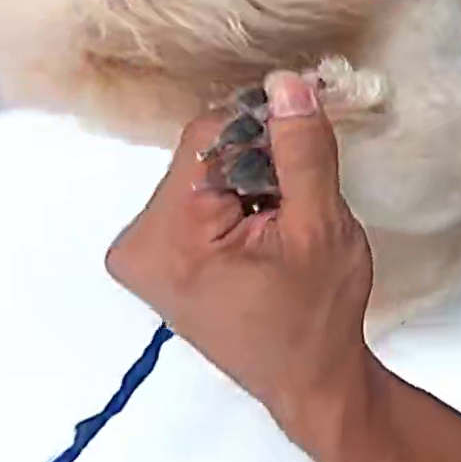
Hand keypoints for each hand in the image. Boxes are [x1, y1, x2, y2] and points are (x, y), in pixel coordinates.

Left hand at [106, 71, 376, 448]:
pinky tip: (283, 230)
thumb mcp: (321, 226)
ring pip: (215, 179)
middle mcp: (139, 238)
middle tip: (317, 191)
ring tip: (303, 219)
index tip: (321, 126)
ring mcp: (151, 253)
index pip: (211, 136)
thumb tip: (289, 84)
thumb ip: (304, 154)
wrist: (311, 377)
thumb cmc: (319, 308)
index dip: (270, 122)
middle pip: (210, 158)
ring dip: (267, 182)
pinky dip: (255, 202)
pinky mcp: (170, 262)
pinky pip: (212, 204)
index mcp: (165, 232)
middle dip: (271, 160)